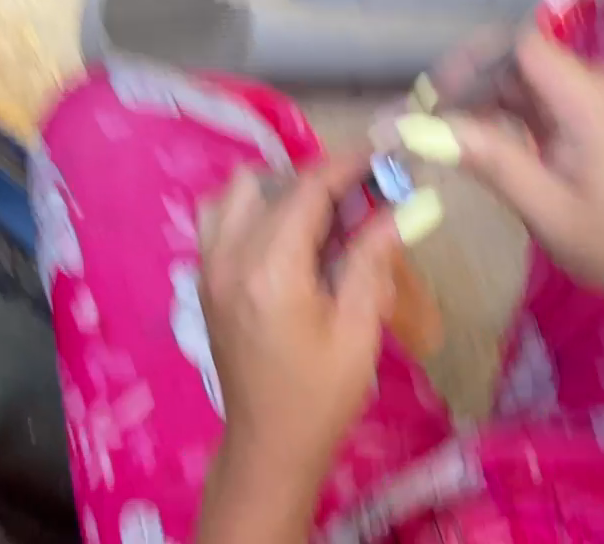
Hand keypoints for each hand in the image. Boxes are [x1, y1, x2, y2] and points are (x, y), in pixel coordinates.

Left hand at [197, 151, 400, 489]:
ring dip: (279, 188)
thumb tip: (398, 206)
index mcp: (270, 270)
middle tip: (361, 195)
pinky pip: (221, 217)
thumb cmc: (321, 394)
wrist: (269, 448)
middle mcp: (229, 258)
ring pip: (238, 192)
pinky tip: (286, 234)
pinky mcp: (205, 278)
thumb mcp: (360, 328)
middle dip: (321, 178)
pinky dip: (253, 208)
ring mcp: (209, 267)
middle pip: (274, 183)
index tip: (379, 154)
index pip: (307, 189)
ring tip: (319, 214)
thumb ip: (373, 258)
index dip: (346, 164)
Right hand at [446, 32, 603, 312]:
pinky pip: (533, 98)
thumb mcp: (544, 207)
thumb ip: (488, 161)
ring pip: (519, 78)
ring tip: (443, 134)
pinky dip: (501, 114)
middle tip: (429, 122)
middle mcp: (591, 84)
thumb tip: (423, 130)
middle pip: (516, 59)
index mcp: (588, 99)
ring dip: (480, 100)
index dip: (472, 60)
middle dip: (469, 82)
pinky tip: (475, 141)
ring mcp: (589, 97)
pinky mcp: (583, 114)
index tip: (436, 96)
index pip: (521, 44)